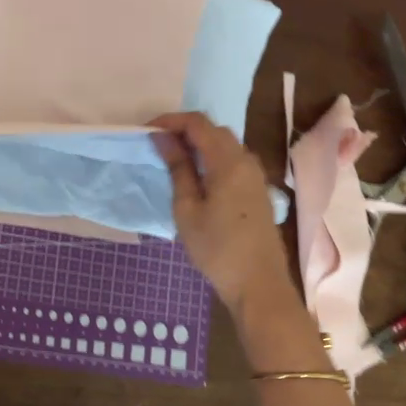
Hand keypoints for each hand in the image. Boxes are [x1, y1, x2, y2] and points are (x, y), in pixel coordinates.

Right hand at [151, 112, 296, 315]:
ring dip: (199, 143)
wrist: (259, 285)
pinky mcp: (258, 190)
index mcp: (228, 162)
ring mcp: (256, 176)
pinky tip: (198, 176)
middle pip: (214, 130)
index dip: (170, 121)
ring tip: (174, 159)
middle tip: (158, 145)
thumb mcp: (187, 208)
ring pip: (226, 144)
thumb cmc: (216, 248)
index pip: (197, 123)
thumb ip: (177, 168)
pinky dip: (212, 156)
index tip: (146, 132)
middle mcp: (246, 161)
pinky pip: (234, 159)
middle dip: (184, 129)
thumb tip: (162, 137)